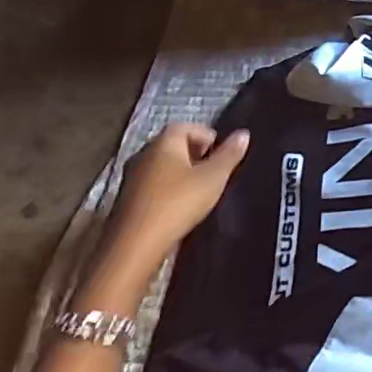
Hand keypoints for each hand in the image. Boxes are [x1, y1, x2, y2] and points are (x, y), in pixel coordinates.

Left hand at [104, 123, 250, 260]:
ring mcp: (132, 178)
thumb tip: (243, 134)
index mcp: (163, 142)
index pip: (186, 126)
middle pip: (172, 145)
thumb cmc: (178, 203)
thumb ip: (229, 155)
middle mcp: (143, 154)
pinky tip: (182, 207)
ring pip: (162, 167)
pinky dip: (169, 189)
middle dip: (195, 154)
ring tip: (202, 190)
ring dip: (182, 173)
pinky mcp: (127, 201)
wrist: (135, 245)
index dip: (207, 136)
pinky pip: (153, 186)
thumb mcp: (213, 178)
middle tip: (216, 171)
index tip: (223, 153)